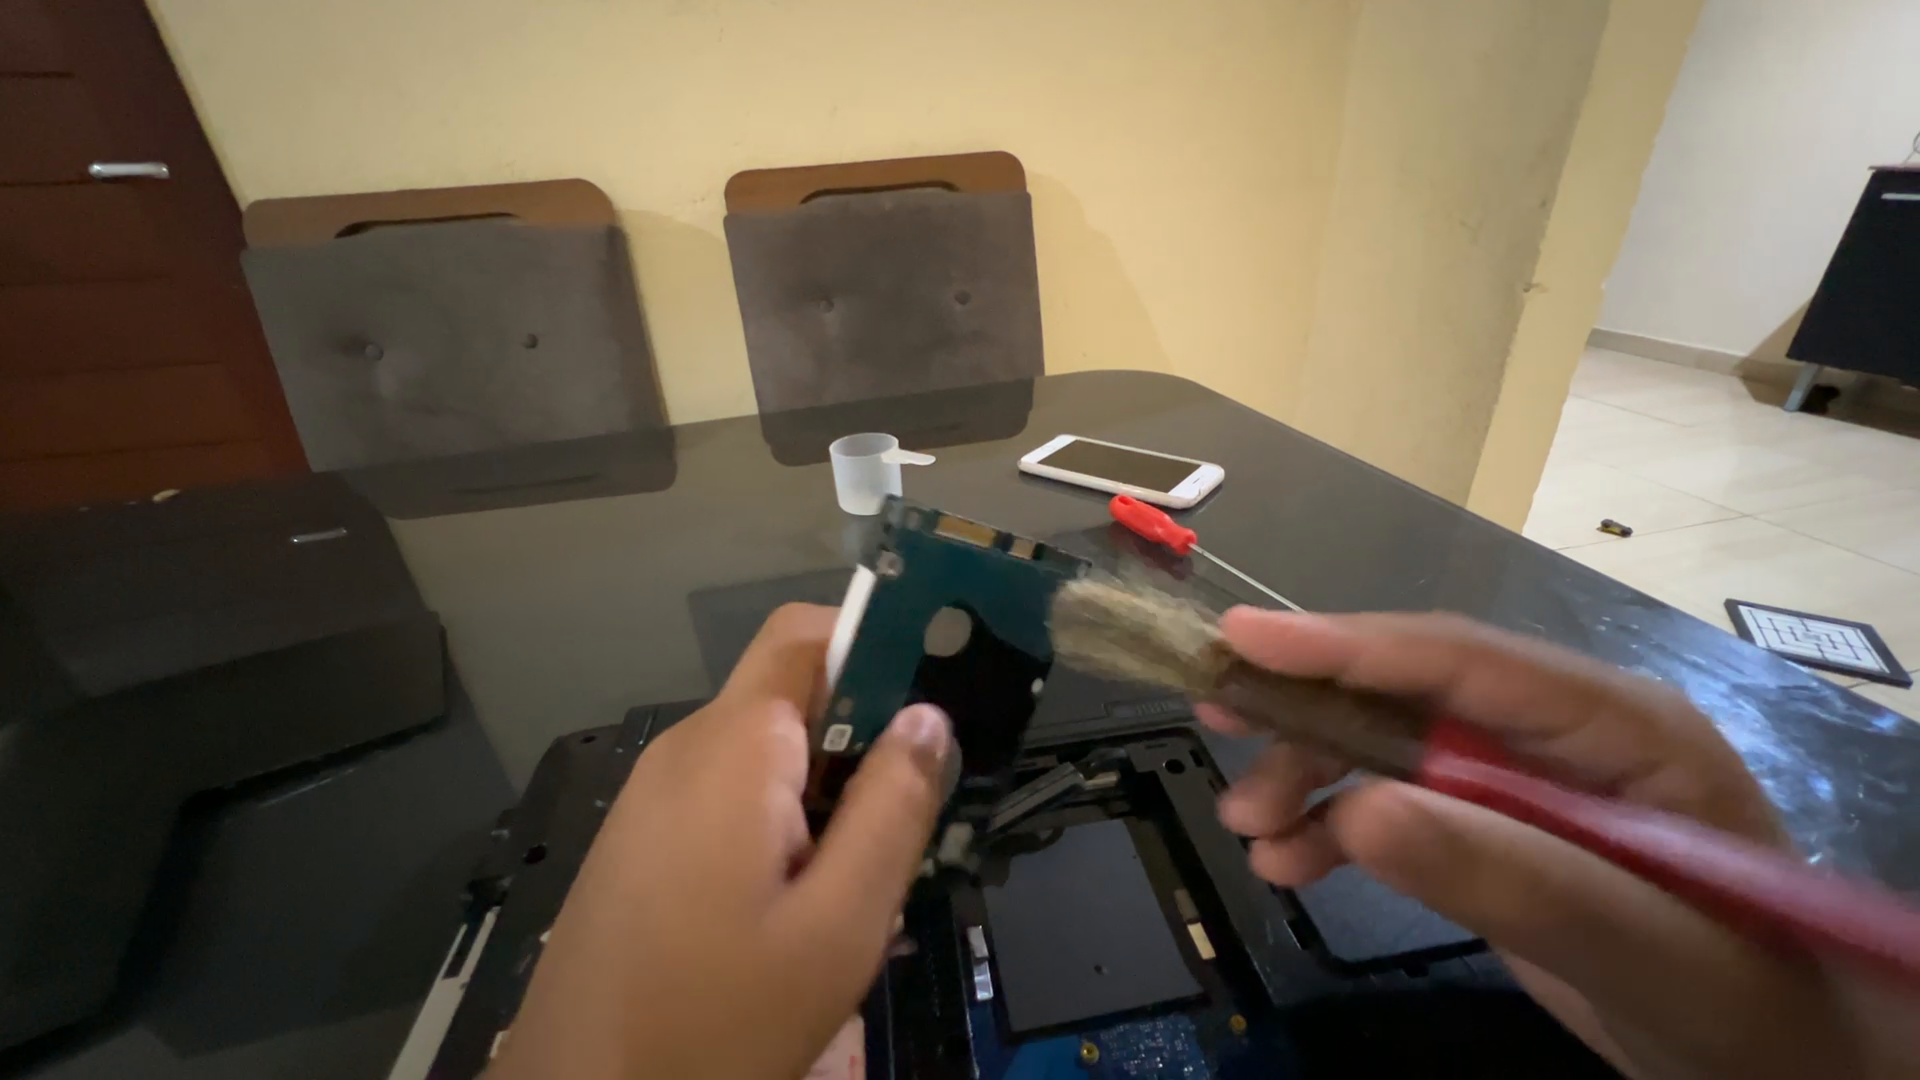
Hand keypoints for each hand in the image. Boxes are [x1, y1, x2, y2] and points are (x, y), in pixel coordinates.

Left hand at [489, 604, 950, 1079]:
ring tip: (858, 870)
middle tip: (905, 813)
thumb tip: (929, 715)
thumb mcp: (837, 924)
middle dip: (862, 733)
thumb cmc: (716, 1021)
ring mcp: (657, 791)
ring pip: (768, 747)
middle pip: (794, 691)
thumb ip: (892, 807)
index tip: (930, 702)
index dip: (875, 644)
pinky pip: (732, 789)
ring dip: (827, 783)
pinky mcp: (644, 834)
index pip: (807, 633)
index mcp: (736, 744)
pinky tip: (798, 895)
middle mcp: (689, 746)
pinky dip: (784, 813)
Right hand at [1200, 608, 1914, 1079]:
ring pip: (1374, 743)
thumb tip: (1361, 811)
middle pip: (1396, 691)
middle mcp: (1548, 726)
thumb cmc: (1752, 1013)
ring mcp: (1508, 771)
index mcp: (1611, 719)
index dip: (1341, 642)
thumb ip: (1511, 877)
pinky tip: (1288, 862)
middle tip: (1214, 715)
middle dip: (1304, 711)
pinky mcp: (1478, 816)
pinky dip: (1326, 825)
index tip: (1239, 638)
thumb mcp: (1644, 953)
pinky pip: (1381, 798)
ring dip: (1304, 778)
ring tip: (1251, 828)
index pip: (1455, 656)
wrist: (1787, 1073)